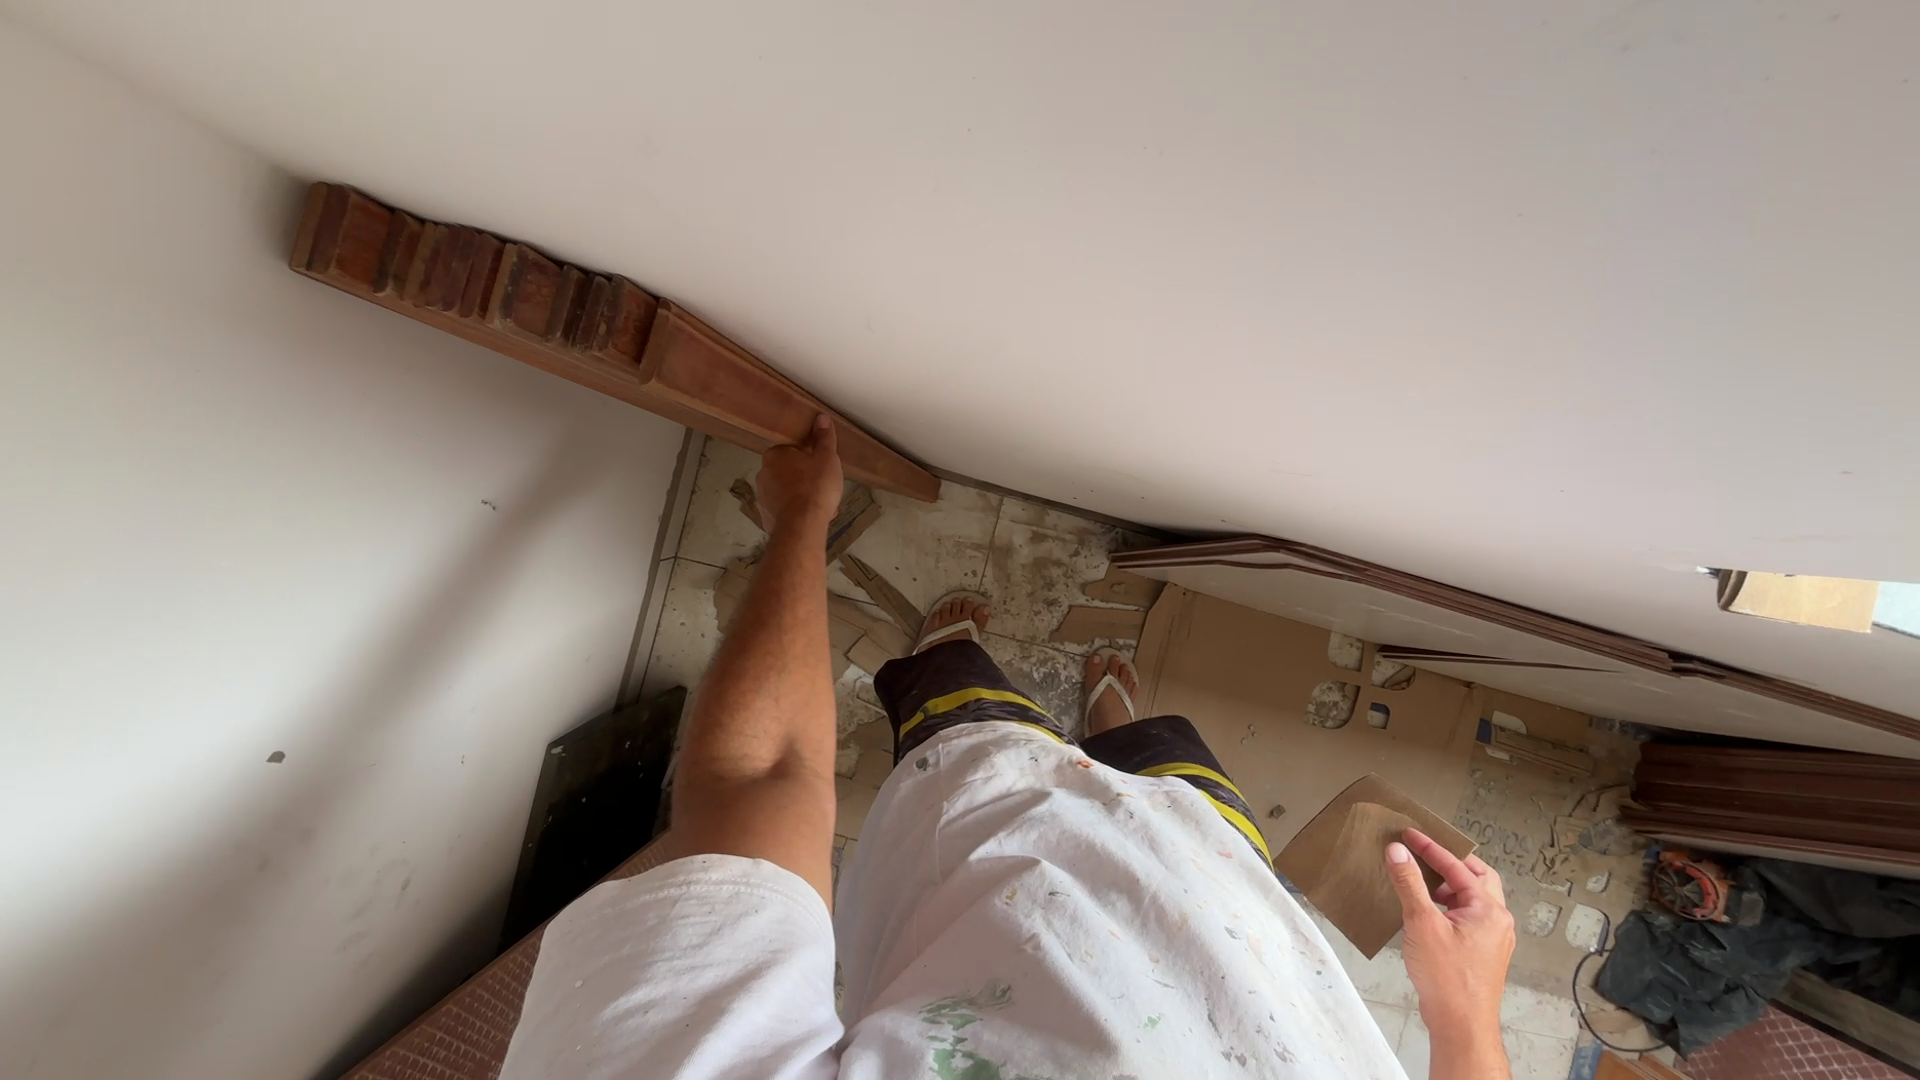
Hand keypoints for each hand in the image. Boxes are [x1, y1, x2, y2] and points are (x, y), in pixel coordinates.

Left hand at [755, 414, 843, 533]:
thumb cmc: (816, 486)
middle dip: (805, 479)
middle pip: (788, 472)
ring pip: (786, 493)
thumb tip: (821, 418)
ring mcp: (762, 497)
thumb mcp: (827, 458)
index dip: (808, 459)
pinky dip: (795, 513)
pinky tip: (811, 519)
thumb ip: (824, 438)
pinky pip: (783, 510)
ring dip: (801, 497)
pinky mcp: (766, 517)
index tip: (821, 468)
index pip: (790, 451)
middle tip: (824, 488)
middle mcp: (763, 474)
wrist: (802, 525)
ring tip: (822, 507)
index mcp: (774, 455)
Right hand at [1386, 829, 1514, 1072]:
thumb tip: (1397, 850)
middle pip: (1478, 877)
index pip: (1458, 866)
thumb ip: (1409, 882)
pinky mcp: (1482, 951)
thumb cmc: (1446, 976)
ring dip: (1449, 883)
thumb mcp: (1422, 923)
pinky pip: (1468, 914)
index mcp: (1489, 910)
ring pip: (1474, 897)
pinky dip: (1449, 903)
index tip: (1407, 833)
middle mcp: (1498, 921)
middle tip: (1423, 852)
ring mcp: (1493, 938)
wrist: (1461, 1024)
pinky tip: (1427, 908)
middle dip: (1450, 862)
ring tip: (1420, 879)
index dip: (1430, 847)